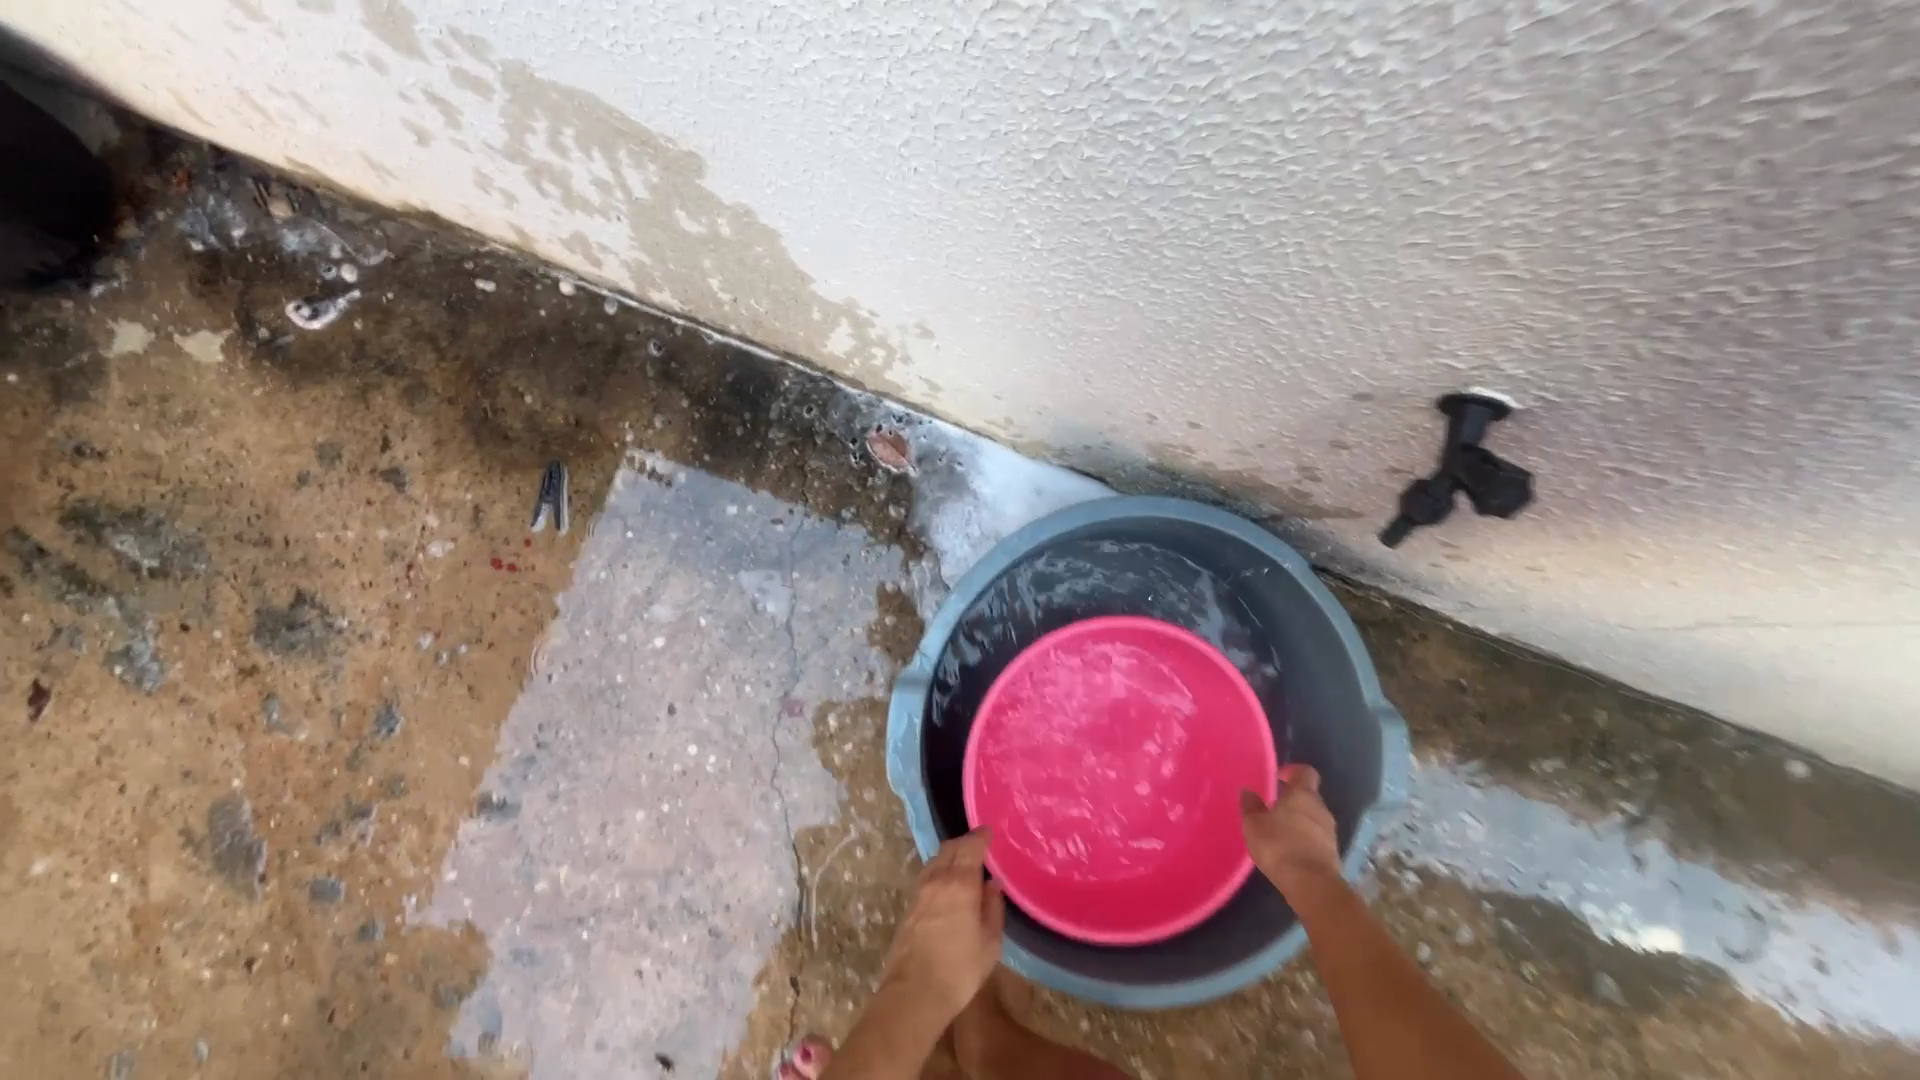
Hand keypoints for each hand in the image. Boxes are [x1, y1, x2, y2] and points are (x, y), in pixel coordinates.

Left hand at [878, 830, 1005, 1023]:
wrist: (913, 993)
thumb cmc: (959, 970)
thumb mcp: (989, 943)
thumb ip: (993, 909)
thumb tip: (992, 885)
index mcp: (960, 884)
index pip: (970, 847)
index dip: (980, 836)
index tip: (989, 831)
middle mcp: (937, 881)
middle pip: (948, 849)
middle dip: (964, 843)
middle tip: (978, 845)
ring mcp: (919, 894)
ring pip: (934, 862)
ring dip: (949, 857)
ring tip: (963, 865)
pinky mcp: (908, 909)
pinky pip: (927, 878)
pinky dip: (939, 872)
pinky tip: (947, 886)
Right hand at [1241, 765, 1342, 900]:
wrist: (1310, 883)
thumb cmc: (1279, 845)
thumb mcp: (1254, 824)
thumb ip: (1251, 806)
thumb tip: (1248, 791)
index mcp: (1303, 795)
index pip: (1305, 772)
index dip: (1292, 772)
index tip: (1277, 778)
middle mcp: (1320, 808)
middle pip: (1308, 796)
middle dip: (1292, 799)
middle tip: (1271, 807)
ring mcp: (1329, 831)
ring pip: (1313, 817)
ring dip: (1298, 820)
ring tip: (1278, 831)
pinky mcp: (1332, 852)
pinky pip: (1316, 837)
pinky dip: (1305, 839)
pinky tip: (1289, 849)